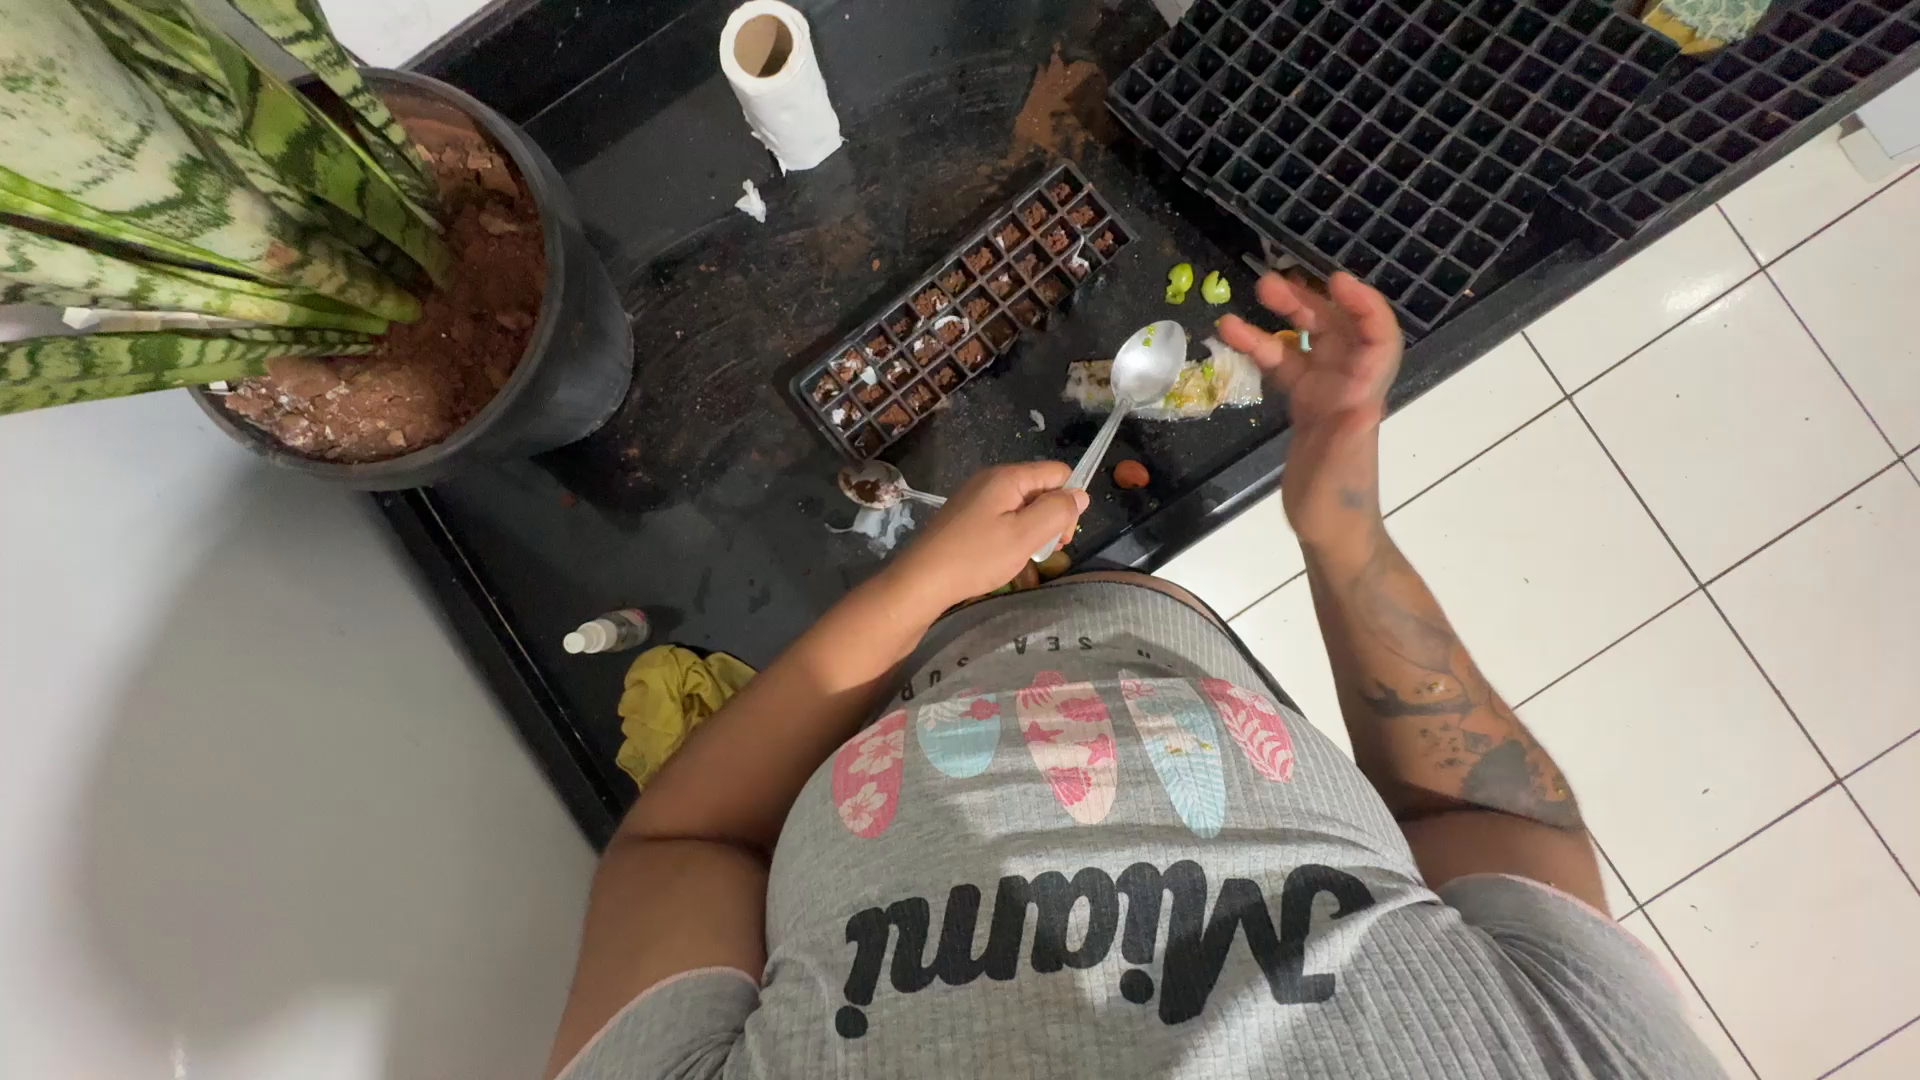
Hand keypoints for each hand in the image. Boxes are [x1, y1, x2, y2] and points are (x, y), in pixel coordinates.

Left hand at [884, 462, 1088, 612]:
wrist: (922, 580)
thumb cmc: (976, 557)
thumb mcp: (1025, 535)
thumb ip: (1057, 511)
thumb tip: (1081, 494)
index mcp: (1007, 477)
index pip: (1058, 473)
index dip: (1068, 501)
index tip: (1062, 535)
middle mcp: (991, 479)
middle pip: (1040, 488)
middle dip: (1051, 517)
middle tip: (1045, 552)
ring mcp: (976, 497)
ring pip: (1022, 505)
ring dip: (1032, 530)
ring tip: (1023, 557)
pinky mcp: (966, 516)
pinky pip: (1002, 516)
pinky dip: (1011, 534)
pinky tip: (1003, 556)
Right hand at [1218, 272, 1402, 557]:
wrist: (1331, 528)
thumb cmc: (1336, 505)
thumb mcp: (1338, 475)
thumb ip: (1349, 440)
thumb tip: (1368, 405)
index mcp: (1360, 396)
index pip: (1375, 338)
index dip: (1362, 305)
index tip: (1334, 280)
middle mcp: (1347, 385)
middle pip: (1334, 330)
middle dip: (1306, 303)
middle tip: (1268, 285)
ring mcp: (1325, 393)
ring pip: (1305, 343)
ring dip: (1279, 321)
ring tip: (1240, 310)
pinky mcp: (1306, 406)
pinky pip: (1285, 367)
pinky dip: (1262, 351)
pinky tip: (1235, 341)